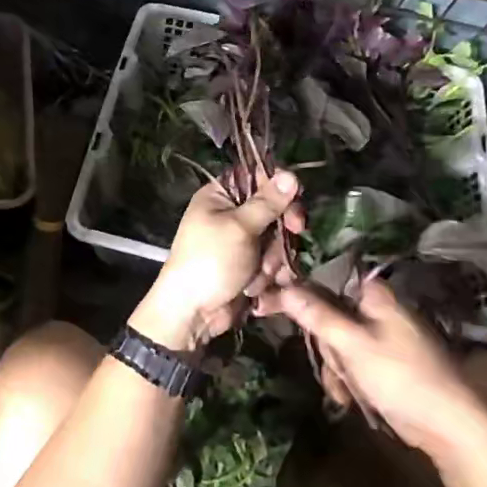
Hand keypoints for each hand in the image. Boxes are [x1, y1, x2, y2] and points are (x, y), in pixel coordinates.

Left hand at [130, 171, 304, 352]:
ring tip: (258, 275)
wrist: (193, 312)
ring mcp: (241, 240)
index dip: (279, 190)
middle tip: (291, 237)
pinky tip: (257, 287)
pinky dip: (268, 274)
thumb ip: (267, 203)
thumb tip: (291, 174)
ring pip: (276, 238)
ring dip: (272, 259)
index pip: (258, 177)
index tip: (294, 206)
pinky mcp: (249, 264)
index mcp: (220, 195)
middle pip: (273, 210)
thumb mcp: (239, 228)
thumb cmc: (210, 261)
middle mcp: (231, 213)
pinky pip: (272, 260)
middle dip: (279, 232)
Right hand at [262, 277, 482, 456]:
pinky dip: (348, 380)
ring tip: (347, 392)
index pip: (323, 280)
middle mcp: (378, 308)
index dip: (295, 293)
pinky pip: (352, 361)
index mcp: (375, 294)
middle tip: (334, 369)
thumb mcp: (352, 345)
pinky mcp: (386, 361)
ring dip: (336, 369)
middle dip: (325, 348)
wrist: (450, 429)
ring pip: (337, 342)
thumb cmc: (401, 378)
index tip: (264, 306)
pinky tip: (353, 399)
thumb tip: (284, 286)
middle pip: (327, 314)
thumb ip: (317, 315)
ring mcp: (383, 335)